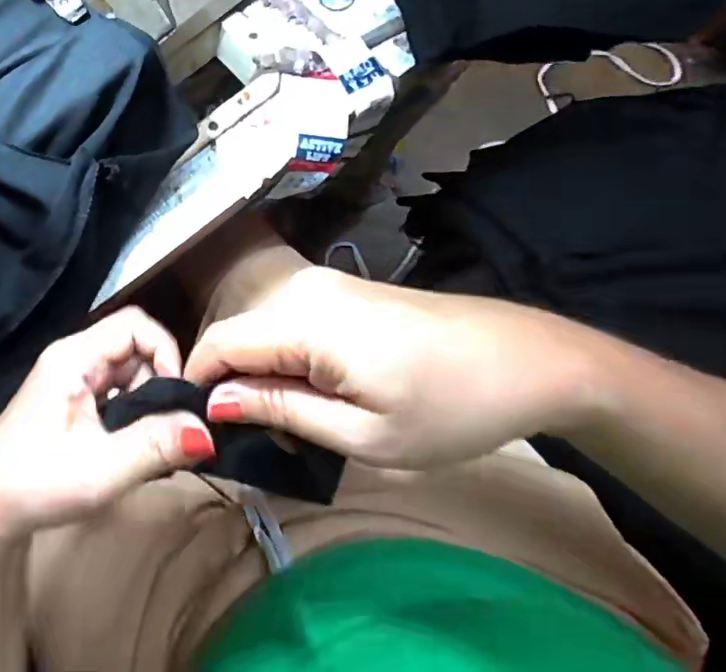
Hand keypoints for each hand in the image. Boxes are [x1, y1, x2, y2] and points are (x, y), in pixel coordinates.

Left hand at [0, 308, 216, 547]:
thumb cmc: (38, 484)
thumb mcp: (102, 470)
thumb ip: (155, 445)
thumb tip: (207, 428)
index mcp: (73, 357)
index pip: (134, 324)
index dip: (164, 350)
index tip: (176, 396)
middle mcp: (73, 358)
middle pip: (134, 347)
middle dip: (158, 383)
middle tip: (164, 430)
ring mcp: (71, 380)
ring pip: (129, 372)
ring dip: (147, 403)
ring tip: (149, 446)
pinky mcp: (72, 402)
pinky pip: (116, 393)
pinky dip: (133, 414)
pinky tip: (132, 448)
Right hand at [184, 268, 612, 470]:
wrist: (527, 359)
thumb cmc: (449, 407)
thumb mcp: (364, 433)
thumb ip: (282, 410)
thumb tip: (216, 402)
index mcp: (304, 321)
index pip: (218, 342)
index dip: (198, 384)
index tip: (204, 430)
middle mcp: (304, 290)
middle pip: (236, 334)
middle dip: (231, 385)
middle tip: (259, 439)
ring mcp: (325, 285)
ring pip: (261, 328)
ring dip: (259, 374)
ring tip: (291, 423)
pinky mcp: (342, 290)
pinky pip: (288, 322)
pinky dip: (284, 358)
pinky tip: (316, 392)